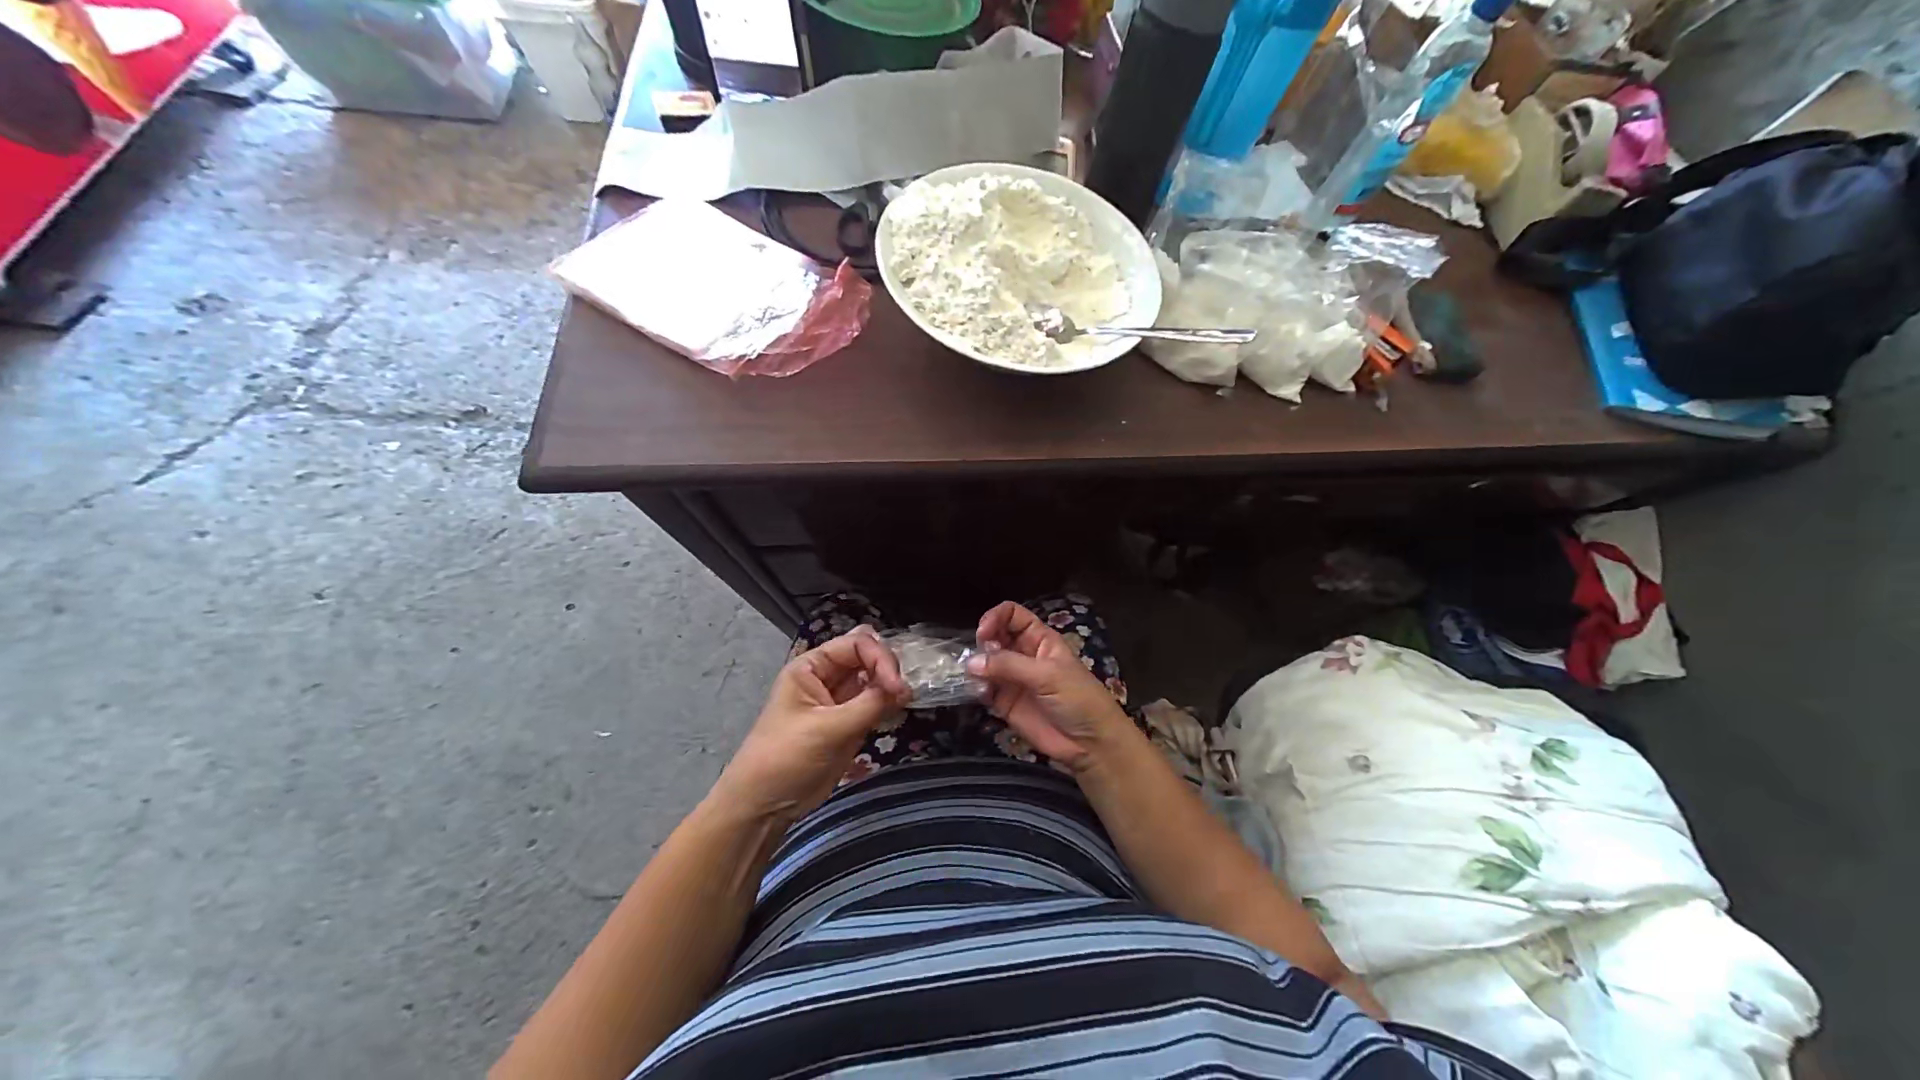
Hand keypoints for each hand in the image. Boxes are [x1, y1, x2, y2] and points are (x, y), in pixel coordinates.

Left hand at [708, 627, 908, 823]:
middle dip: (887, 668)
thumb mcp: (828, 728)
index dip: (880, 658)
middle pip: (866, 656)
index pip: (856, 644)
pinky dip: (887, 703)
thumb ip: (869, 705)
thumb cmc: (786, 757)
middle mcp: (825, 677)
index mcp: (811, 667)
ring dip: (889, 685)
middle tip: (902, 692)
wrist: (765, 804)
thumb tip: (905, 689)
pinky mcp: (848, 724)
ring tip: (904, 700)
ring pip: (872, 679)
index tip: (897, 685)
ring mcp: (838, 701)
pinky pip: (873, 703)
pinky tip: (898, 709)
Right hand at [967, 602, 1139, 771]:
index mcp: (1040, 639)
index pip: (1012, 615)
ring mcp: (1012, 679)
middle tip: (980, 658)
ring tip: (977, 678)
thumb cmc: (1078, 699)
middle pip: (994, 636)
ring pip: (984, 663)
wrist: (1090, 744)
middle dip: (983, 642)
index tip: (984, 632)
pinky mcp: (1004, 703)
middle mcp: (1022, 654)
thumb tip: (972, 661)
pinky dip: (976, 688)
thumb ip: (1010, 665)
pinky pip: (983, 689)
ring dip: (976, 667)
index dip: (996, 617)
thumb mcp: (1048, 675)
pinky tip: (981, 694)